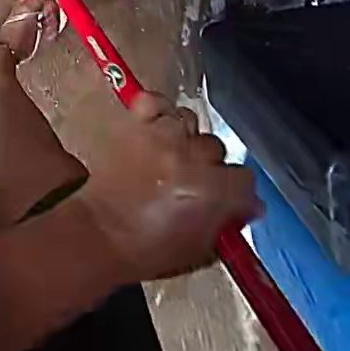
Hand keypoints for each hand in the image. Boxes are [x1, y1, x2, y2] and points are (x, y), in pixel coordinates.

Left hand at [70, 91, 261, 282]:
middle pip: (216, 147)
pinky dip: (159, 110)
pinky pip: (155, 101)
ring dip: (185, 138)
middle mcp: (188, 157)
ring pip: (189, 121)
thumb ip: (228, 221)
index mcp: (210, 191)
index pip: (244, 178)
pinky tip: (158, 128)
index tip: (230, 198)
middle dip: (210, 166)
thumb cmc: (149, 249)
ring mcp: (160, 135)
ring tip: (172, 156)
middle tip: (194, 181)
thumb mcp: (202, 248)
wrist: (102, 233)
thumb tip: (247, 204)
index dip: (238, 191)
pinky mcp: (135, 124)